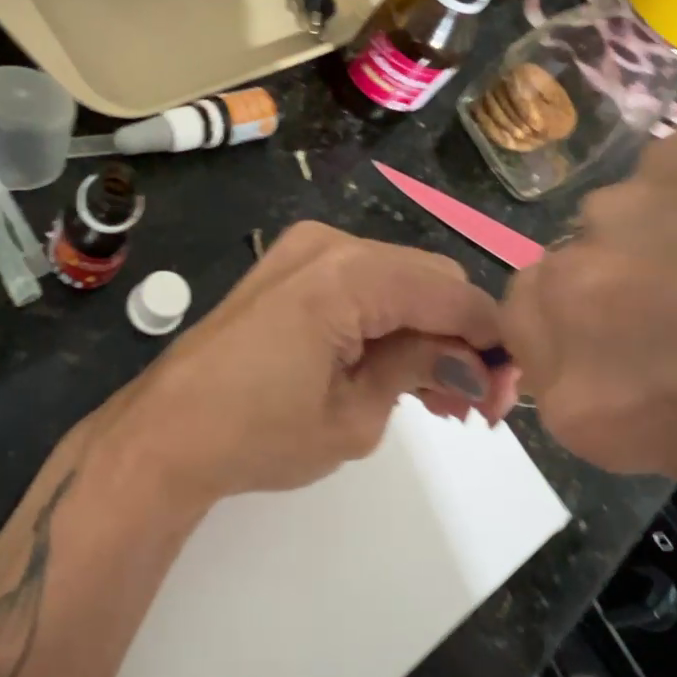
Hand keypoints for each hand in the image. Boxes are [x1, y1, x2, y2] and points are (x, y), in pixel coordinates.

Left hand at [108, 222, 520, 507]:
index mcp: (347, 273)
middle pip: (426, 278)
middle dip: (458, 335)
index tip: (508, 391)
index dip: (490, 339)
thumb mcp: (354, 416)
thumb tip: (472, 361)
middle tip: (473, 403)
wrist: (168, 432)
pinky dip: (386, 321)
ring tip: (441, 399)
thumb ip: (419, 370)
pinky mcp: (287, 270)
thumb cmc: (258, 432)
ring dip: (425, 331)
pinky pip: (359, 285)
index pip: (450, 291)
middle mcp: (327, 244)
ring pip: (395, 281)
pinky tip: (399, 369)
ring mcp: (302, 251)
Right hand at [501, 117, 676, 510]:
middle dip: (594, 309)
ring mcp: (621, 209)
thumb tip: (630, 365)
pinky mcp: (676, 147)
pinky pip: (663, 185)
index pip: (537, 374)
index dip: (593, 372)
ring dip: (651, 250)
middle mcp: (577, 296)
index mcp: (591, 399)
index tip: (649, 374)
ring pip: (604, 233)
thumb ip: (649, 413)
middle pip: (543, 294)